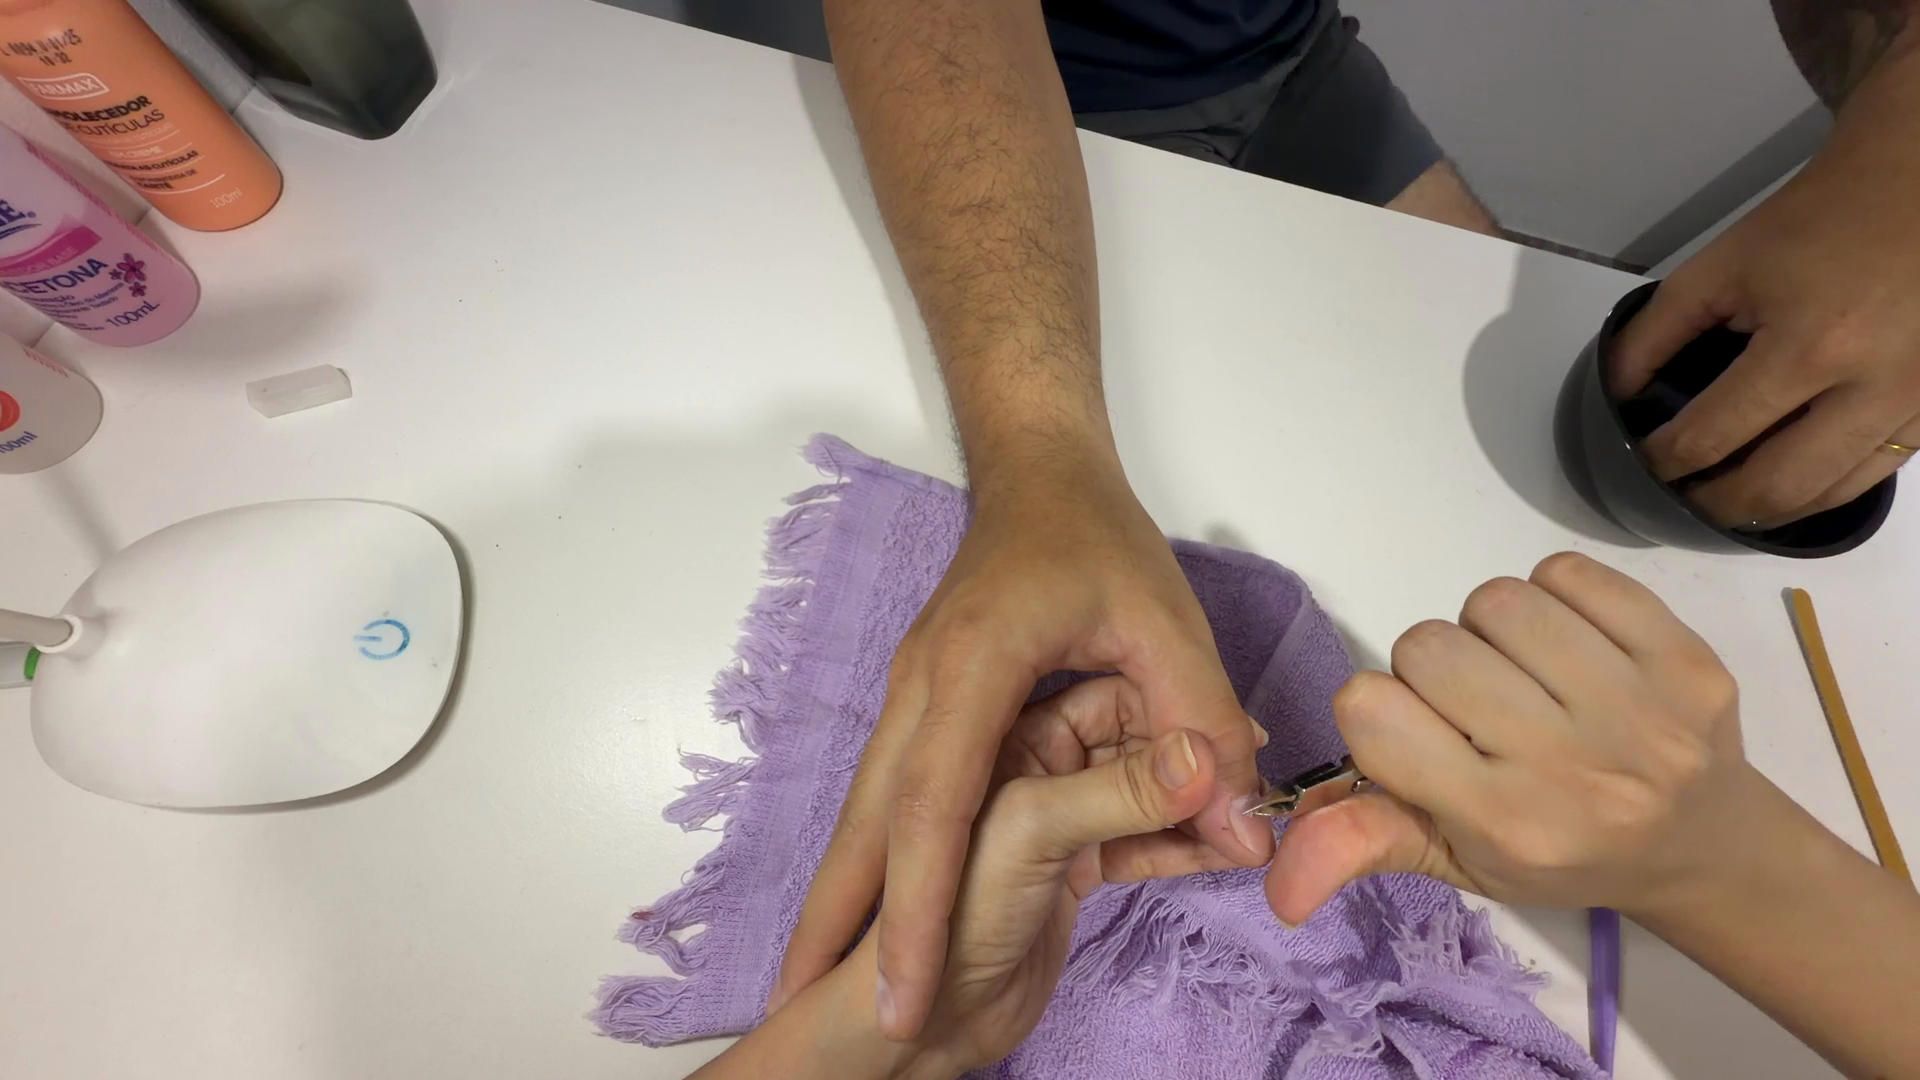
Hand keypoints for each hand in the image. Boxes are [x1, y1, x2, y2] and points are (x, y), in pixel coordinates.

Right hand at [772, 449, 1270, 1037]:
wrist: (1040, 475)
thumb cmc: (1097, 538)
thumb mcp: (1168, 623)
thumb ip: (1205, 724)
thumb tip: (1236, 827)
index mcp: (976, 661)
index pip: (937, 799)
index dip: (917, 904)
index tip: (895, 995)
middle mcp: (921, 678)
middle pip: (871, 808)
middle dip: (838, 911)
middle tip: (796, 1001)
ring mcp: (911, 681)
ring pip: (869, 794)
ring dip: (844, 879)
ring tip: (816, 963)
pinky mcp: (923, 688)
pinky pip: (895, 774)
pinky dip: (878, 840)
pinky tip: (874, 887)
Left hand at [902, 678, 1232, 1073]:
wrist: (944, 1019)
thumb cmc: (964, 911)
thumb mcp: (1035, 833)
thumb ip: (1116, 793)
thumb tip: (1206, 758)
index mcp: (1014, 729)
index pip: (1109, 698)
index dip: (1171, 716)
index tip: (1233, 737)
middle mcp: (1039, 758)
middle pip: (1135, 743)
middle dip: (1192, 767)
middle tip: (1252, 788)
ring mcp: (1062, 809)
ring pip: (1145, 794)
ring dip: (1194, 812)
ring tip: (1249, 832)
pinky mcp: (1080, 859)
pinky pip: (1142, 840)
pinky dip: (1180, 847)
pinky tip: (1221, 856)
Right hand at [1265, 552, 1763, 921]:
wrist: (1711, 849)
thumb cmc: (1554, 851)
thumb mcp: (1446, 859)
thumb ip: (1357, 847)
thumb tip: (1272, 889)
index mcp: (1502, 820)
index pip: (1370, 711)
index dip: (1373, 709)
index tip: (1414, 735)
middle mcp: (1574, 768)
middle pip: (1426, 646)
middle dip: (1428, 668)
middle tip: (1470, 706)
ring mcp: (1643, 710)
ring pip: (1493, 601)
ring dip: (1487, 628)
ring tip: (1519, 672)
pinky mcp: (1690, 657)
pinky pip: (1568, 574)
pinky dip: (1551, 596)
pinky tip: (1569, 646)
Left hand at [1609, 37, 1919, 527]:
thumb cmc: (1816, 221)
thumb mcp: (1712, 273)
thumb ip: (1648, 341)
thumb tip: (1617, 398)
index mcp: (1811, 348)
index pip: (1709, 439)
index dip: (1660, 461)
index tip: (1641, 460)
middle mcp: (1880, 385)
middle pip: (1776, 486)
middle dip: (1711, 502)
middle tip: (1676, 495)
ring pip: (1833, 492)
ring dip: (1766, 508)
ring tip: (1720, 497)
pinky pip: (1879, 470)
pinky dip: (1821, 488)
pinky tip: (1782, 480)